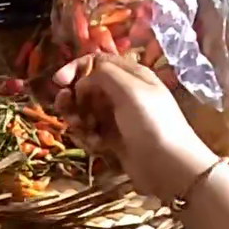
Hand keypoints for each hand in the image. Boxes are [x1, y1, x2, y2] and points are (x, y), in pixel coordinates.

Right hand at [52, 54, 216, 201]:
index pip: (97, 61)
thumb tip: (82, 82)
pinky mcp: (114, 140)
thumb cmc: (152, 124)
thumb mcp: (130, 90)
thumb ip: (103, 75)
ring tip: (83, 130)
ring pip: (86, 111)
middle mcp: (123, 94)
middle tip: (65, 109)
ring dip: (78, 119)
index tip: (59, 82)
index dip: (76, 69)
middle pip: (87, 87)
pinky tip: (95, 145)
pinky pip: (92, 132)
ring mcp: (118, 118)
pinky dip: (88, 137)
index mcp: (131, 75)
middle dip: (73, 97)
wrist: (169, 167)